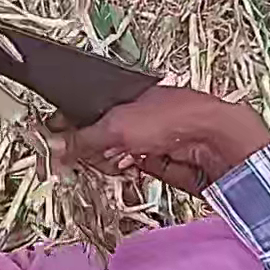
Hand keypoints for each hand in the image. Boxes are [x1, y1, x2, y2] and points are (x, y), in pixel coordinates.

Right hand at [47, 86, 269, 194]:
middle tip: (85, 154)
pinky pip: (137, 170)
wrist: (216, 142)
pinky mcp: (165, 165)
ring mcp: (153, 141)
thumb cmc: (173, 119)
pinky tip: (131, 170)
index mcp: (130, 97)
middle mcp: (141, 117)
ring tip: (116, 162)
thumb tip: (53, 144)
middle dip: (92, 147)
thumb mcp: (116, 127)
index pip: (92, 111)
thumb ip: (82, 138)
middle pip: (102, 136)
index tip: (55, 140)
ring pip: (118, 156)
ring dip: (112, 162)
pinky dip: (132, 172)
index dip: (72, 125)